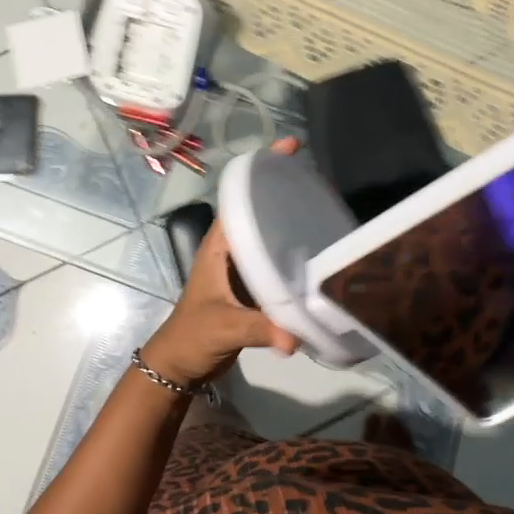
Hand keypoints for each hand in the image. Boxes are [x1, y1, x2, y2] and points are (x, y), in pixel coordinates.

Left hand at [140, 139, 302, 385]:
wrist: (181, 366)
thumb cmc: (192, 336)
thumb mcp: (223, 327)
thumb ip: (257, 328)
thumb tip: (294, 336)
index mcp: (221, 244)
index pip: (242, 196)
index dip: (264, 169)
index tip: (292, 147)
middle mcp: (235, 249)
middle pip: (262, 211)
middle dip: (289, 192)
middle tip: (325, 182)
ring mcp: (246, 268)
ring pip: (274, 237)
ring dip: (297, 224)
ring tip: (331, 209)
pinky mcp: (256, 289)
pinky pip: (280, 264)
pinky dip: (299, 257)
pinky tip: (325, 258)